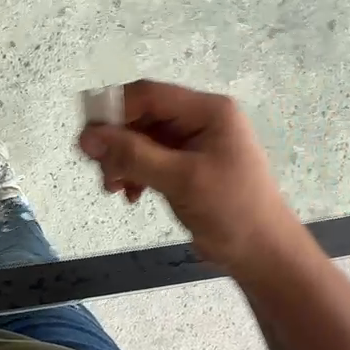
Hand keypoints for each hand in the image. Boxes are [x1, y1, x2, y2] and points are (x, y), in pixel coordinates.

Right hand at [77, 81, 294, 269]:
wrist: (263, 254)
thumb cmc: (231, 211)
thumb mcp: (180, 179)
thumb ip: (132, 155)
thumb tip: (86, 137)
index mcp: (207, 111)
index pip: (148, 95)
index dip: (113, 110)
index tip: (87, 140)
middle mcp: (199, 120)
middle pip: (140, 116)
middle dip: (116, 142)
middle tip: (101, 171)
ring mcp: (192, 143)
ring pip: (140, 140)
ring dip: (121, 161)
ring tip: (114, 189)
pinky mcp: (186, 166)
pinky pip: (148, 159)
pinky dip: (134, 174)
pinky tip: (131, 195)